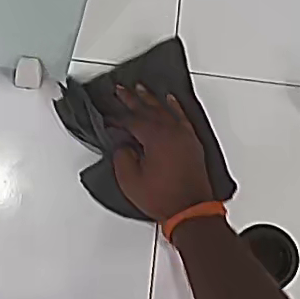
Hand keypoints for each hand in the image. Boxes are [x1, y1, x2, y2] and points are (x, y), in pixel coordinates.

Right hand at [110, 84, 215, 220]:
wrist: (190, 210)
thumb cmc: (164, 197)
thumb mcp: (130, 179)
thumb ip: (122, 156)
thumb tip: (123, 145)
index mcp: (155, 138)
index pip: (131, 120)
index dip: (117, 118)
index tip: (107, 117)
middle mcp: (171, 132)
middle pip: (147, 109)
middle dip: (131, 99)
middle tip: (120, 89)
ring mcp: (183, 136)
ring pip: (164, 109)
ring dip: (150, 98)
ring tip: (140, 88)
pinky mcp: (191, 143)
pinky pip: (181, 117)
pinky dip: (174, 106)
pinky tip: (170, 100)